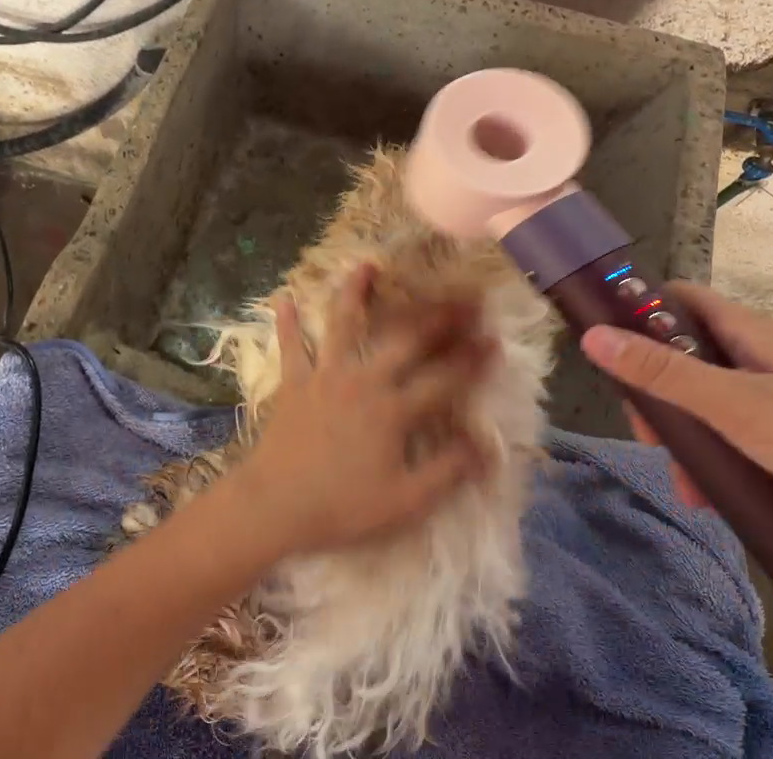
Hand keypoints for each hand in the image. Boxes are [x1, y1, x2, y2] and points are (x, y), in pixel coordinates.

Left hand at [224, 263, 491, 558]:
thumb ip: (449, 471)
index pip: (445, 379)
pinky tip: (283, 297)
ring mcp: (324, 378)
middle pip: (404, 341)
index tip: (495, 339)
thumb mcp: (408, 501)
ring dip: (354, 294)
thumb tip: (487, 445)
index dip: (472, 360)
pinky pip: (290, 347)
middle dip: (436, 316)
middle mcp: (362, 383)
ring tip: (364, 265)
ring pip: (343, 327)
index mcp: (394, 412)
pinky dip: (287, 322)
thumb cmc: (344, 507)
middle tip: (459, 294)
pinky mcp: (293, 384)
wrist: (276, 504)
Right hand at [580, 282, 772, 563]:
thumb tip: (591, 337)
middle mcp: (771, 359)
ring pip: (713, 405)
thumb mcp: (737, 407)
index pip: (683, 300)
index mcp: (757, 335)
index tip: (604, 344)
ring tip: (684, 482)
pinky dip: (720, 461)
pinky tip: (714, 496)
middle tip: (647, 434)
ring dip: (688, 438)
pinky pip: (742, 439)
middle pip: (690, 358)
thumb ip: (664, 374)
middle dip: (657, 394)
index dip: (639, 311)